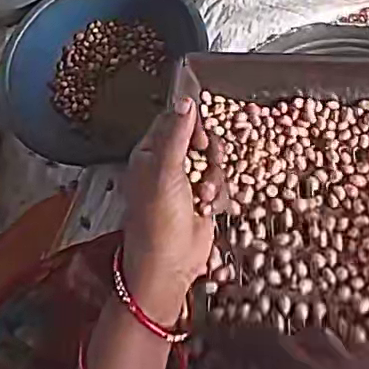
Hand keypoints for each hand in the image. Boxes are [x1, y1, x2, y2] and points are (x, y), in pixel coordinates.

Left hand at [121, 66, 221, 320]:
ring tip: (202, 193)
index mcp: (149, 153)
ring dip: (213, 177)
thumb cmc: (157, 222)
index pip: (173, 121)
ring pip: (212, 161)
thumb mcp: (166, 170)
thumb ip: (177, 133)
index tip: (198, 134)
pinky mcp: (201, 200)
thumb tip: (185, 102)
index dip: (190, 123)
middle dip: (207, 151)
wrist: (169, 266)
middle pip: (198, 138)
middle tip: (204, 159)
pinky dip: (217, 195)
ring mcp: (184, 183)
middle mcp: (166, 166)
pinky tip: (205, 208)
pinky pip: (219, 183)